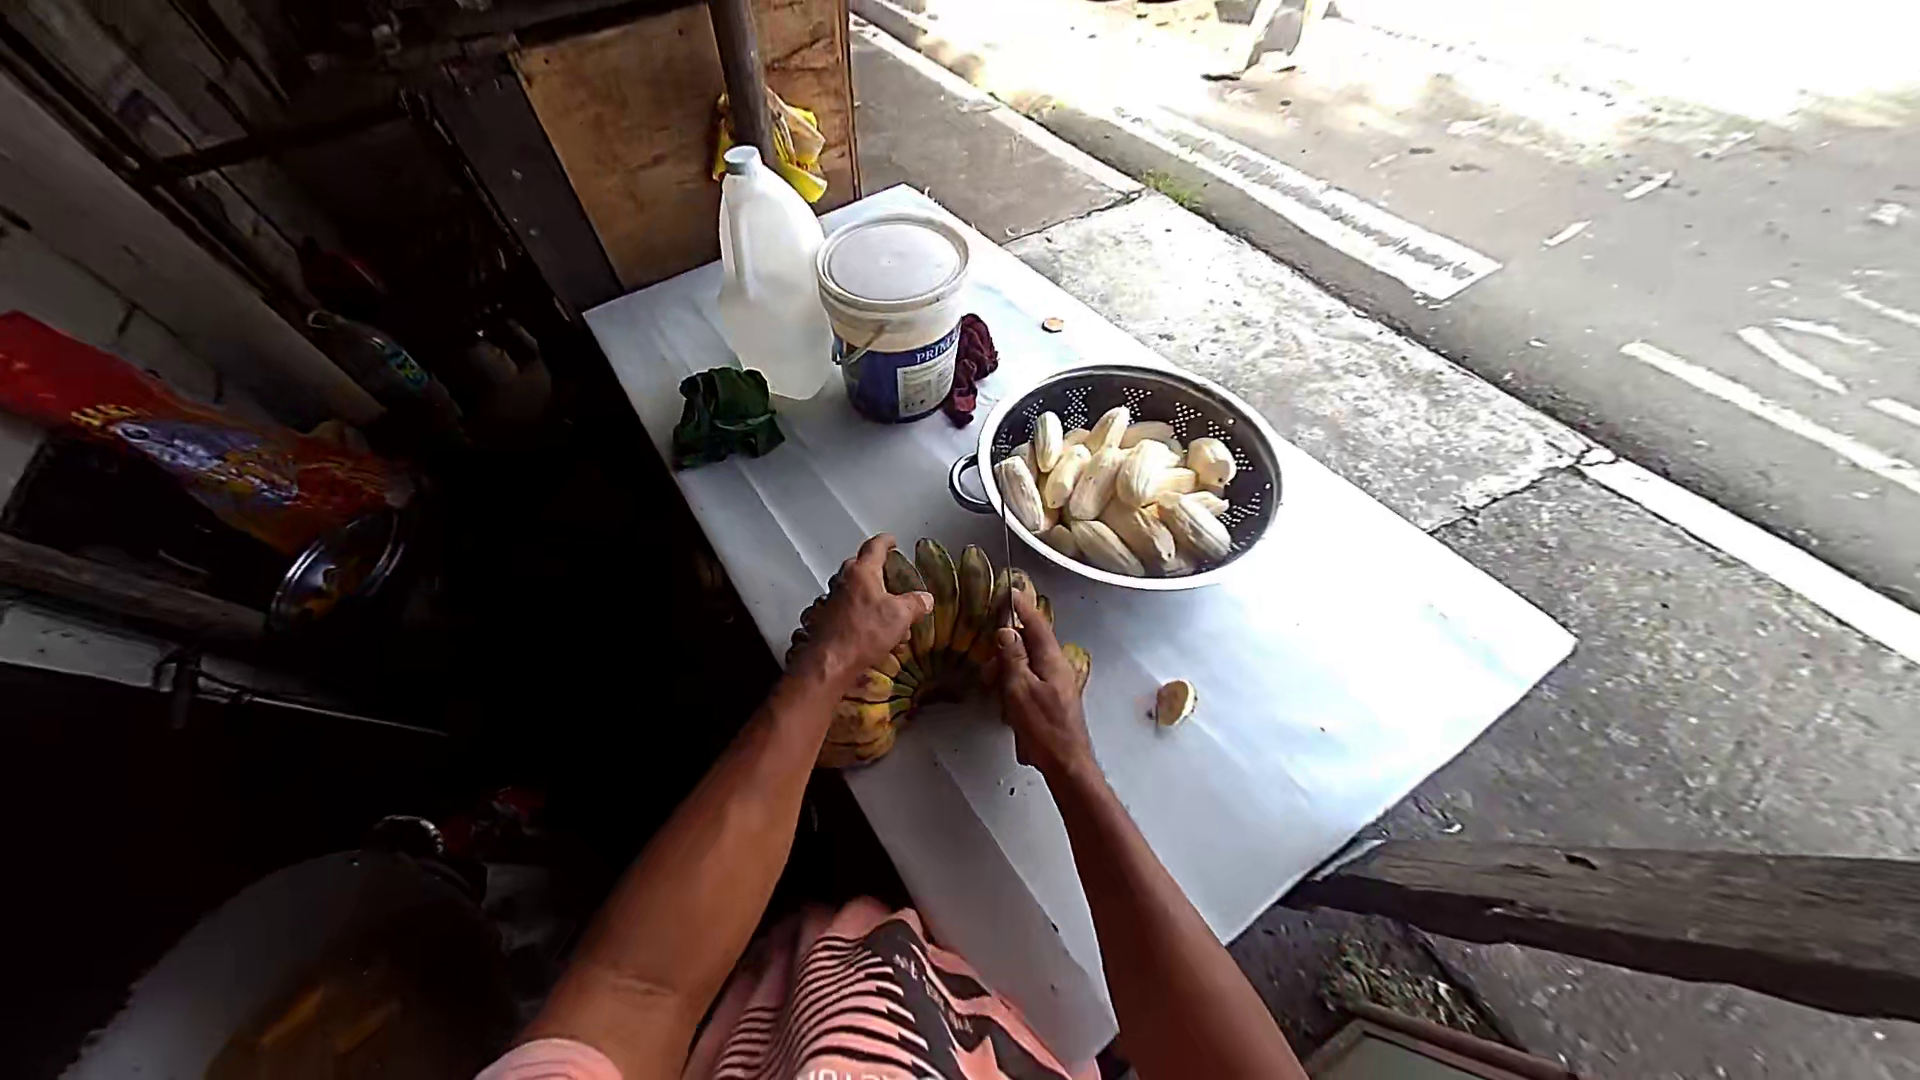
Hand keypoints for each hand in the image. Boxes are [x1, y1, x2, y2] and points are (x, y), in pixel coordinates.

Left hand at [797, 534, 932, 691]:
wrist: (831, 663)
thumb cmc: (863, 633)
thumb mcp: (900, 616)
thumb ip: (915, 604)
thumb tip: (925, 600)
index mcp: (861, 572)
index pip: (874, 547)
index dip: (886, 541)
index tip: (891, 540)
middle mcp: (843, 582)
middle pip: (858, 566)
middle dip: (875, 569)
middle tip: (889, 574)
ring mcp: (832, 601)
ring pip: (852, 589)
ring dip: (868, 595)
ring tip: (886, 609)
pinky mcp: (826, 620)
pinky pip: (846, 610)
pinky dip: (860, 614)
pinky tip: (873, 631)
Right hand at [991, 591, 1094, 780]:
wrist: (1066, 762)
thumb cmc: (1044, 727)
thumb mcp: (1020, 689)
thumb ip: (1013, 658)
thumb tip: (1007, 631)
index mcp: (1052, 659)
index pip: (1037, 623)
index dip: (1022, 606)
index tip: (1010, 591)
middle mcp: (1056, 667)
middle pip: (1029, 644)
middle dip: (1007, 649)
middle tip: (989, 664)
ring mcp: (1055, 683)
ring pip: (1026, 665)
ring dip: (1008, 672)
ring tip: (996, 689)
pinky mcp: (1050, 699)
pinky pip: (1028, 682)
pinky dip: (1014, 686)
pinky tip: (1006, 704)